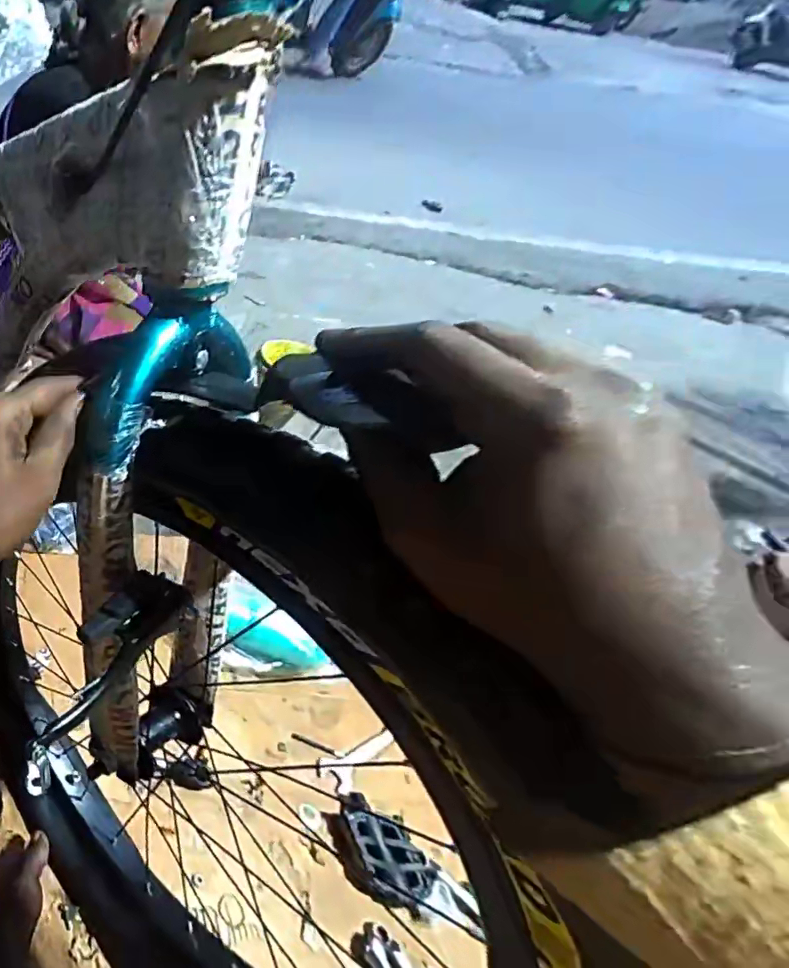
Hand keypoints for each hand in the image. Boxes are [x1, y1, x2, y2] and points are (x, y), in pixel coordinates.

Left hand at [0, 377, 81, 601]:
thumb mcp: (41, 477)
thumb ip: (61, 431)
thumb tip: (77, 397)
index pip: (45, 387)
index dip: (75, 390)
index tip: (101, 390)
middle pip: (20, 397)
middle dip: (48, 411)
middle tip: (79, 428)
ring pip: (1, 410)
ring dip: (24, 423)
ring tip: (51, 443)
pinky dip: (1, 432)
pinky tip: (15, 453)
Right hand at [320, 322, 788, 791]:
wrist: (660, 647)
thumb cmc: (524, 592)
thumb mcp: (420, 528)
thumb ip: (381, 456)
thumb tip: (354, 412)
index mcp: (535, 414)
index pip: (435, 346)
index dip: (369, 342)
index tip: (325, 347)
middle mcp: (597, 387)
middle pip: (483, 336)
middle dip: (411, 346)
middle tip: (359, 367)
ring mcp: (639, 399)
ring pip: (527, 349)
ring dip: (458, 360)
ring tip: (409, 390)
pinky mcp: (656, 419)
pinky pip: (563, 373)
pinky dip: (504, 377)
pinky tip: (474, 412)